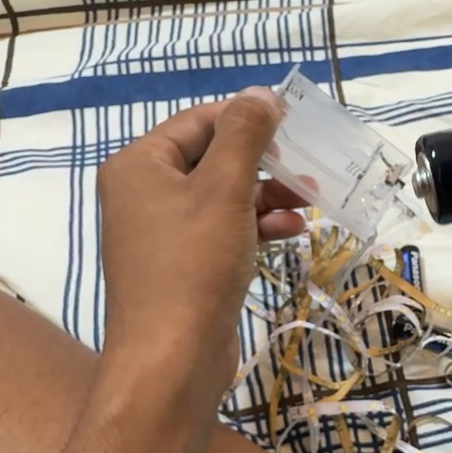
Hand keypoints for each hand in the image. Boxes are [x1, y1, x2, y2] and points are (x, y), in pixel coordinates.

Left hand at [98, 92, 304, 409]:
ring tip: (310, 201)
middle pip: (214, 160)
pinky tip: (292, 232)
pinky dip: (256, 227)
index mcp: (140, 165)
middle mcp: (145, 194)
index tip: (296, 124)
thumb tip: (262, 93)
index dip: (248, 119)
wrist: (172, 358)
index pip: (200, 122)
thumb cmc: (193, 266)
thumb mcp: (224, 190)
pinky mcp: (185, 266)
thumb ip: (245, 136)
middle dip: (265, 164)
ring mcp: (164, 233)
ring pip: (224, 198)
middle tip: (309, 167)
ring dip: (268, 197)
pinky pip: (224, 231)